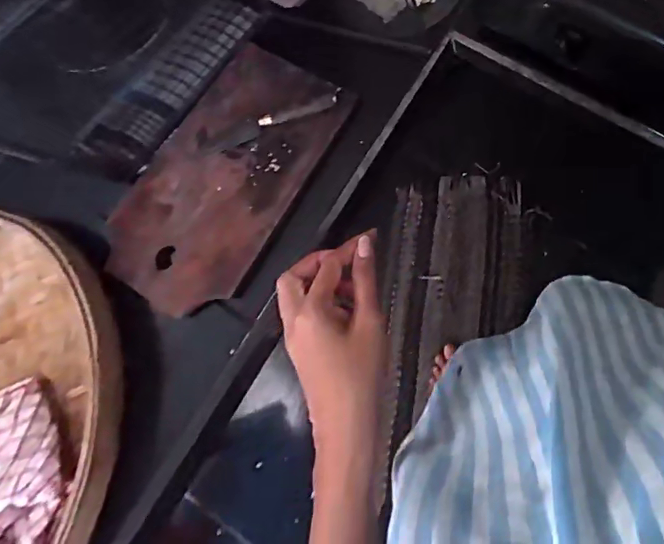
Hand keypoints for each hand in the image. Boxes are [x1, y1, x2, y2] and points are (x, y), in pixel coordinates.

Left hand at [277, 232, 385, 467]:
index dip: (349, 248)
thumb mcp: (370, 321)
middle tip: (349, 262)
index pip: (326, 266)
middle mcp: (293, 321)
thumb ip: (365, 280)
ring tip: (355, 288)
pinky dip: (320, 300)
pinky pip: (301, 312)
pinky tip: (348, 309)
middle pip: (294, 277)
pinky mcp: (299, 348)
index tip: (371, 237)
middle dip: (319, 262)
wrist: (346, 425)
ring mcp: (293, 336)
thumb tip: (364, 245)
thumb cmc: (363, 372)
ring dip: (319, 281)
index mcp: (310, 311)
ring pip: (294, 295)